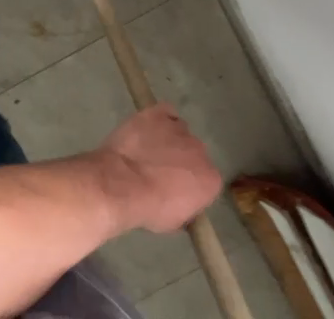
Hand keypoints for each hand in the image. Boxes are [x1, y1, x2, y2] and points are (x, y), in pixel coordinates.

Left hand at [96, 103, 223, 233]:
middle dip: (180, 159)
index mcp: (211, 179)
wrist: (122, 184)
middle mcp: (201, 150)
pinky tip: (148, 127)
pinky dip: (159, 117)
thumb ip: (187, 206)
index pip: (205, 178)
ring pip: (179, 130)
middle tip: (159, 168)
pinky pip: (165, 111)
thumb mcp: (175, 221)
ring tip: (148, 147)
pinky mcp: (157, 114)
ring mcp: (179, 129)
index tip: (174, 187)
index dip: (189, 182)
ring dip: (168, 138)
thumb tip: (182, 200)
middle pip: (193, 152)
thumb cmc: (149, 209)